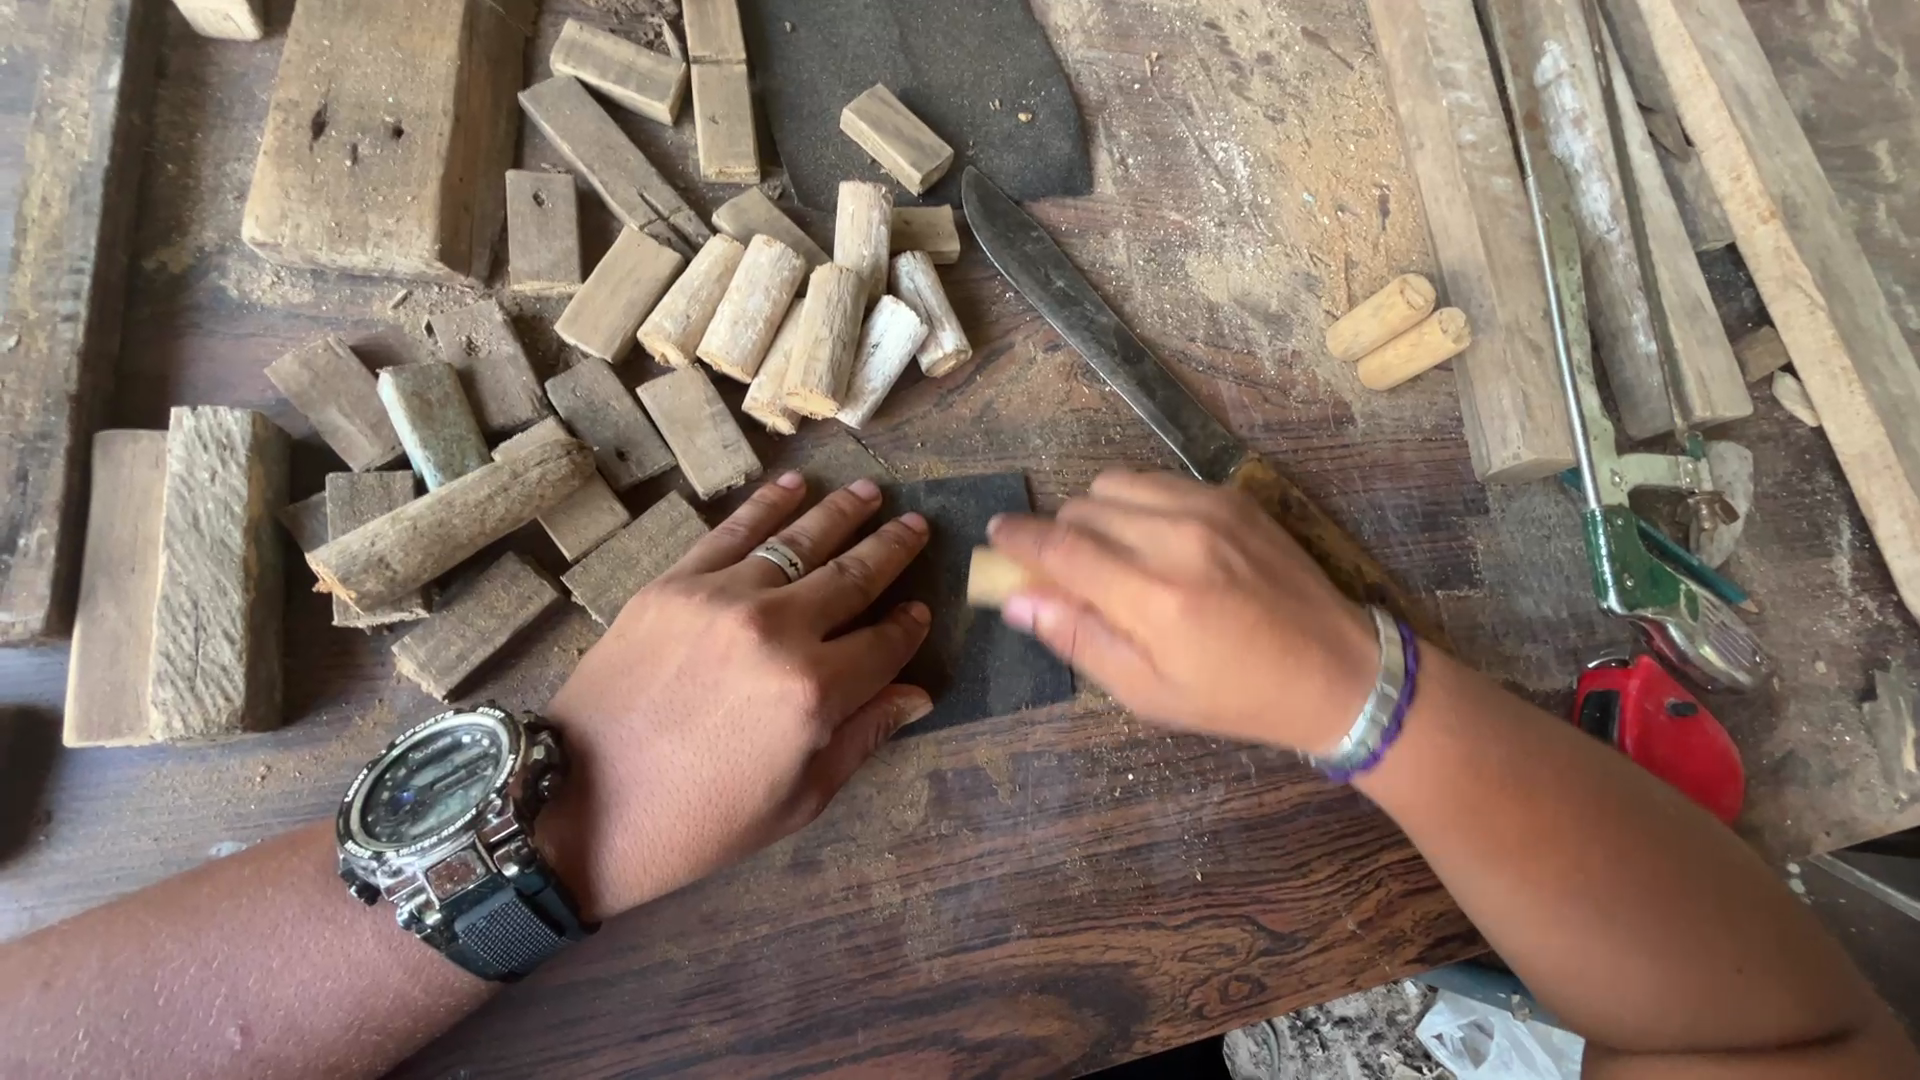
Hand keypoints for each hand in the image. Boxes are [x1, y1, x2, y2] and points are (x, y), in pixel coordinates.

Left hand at [536, 473, 932, 919]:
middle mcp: (779, 630)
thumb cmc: (700, 819)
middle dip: (892, 549)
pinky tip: (797, 484)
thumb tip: (918, 694)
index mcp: (816, 691)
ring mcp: (724, 597)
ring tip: (872, 491)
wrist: (580, 805)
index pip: (885, 643)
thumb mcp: (799, 799)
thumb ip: (864, 736)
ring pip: (800, 539)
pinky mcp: (676, 582)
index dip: (909, 626)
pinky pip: (733, 530)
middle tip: (916, 525)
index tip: (921, 611)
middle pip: (854, 576)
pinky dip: (769, 503)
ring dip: (843, 512)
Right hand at [986, 470, 1379, 754]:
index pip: (1061, 549)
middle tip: (1065, 570)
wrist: (1336, 669)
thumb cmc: (1234, 696)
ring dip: (1094, 514)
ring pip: (1113, 484)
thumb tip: (1017, 600)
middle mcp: (1177, 540)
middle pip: (1080, 509)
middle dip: (1059, 535)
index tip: (996, 533)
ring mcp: (1208, 509)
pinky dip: (1133, 503)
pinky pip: (1154, 481)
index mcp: (1155, 599)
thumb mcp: (1147, 692)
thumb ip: (1078, 639)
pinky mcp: (1231, 496)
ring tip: (1110, 552)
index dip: (1018, 538)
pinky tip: (1152, 538)